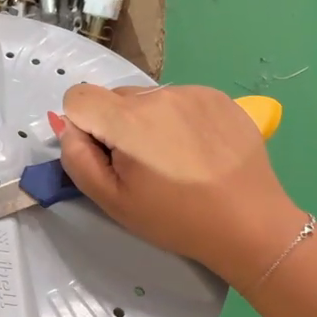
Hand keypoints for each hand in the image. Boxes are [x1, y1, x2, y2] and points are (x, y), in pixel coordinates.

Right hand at [54, 84, 301, 284]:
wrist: (250, 224)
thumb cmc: (175, 219)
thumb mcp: (112, 201)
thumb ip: (77, 158)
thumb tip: (66, 124)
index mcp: (127, 119)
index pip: (78, 97)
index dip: (84, 127)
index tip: (109, 158)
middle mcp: (158, 94)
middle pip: (114, 98)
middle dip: (117, 126)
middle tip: (143, 167)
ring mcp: (192, 91)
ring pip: (147, 99)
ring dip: (148, 122)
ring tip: (175, 161)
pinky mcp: (217, 96)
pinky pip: (179, 99)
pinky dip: (178, 119)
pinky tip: (198, 151)